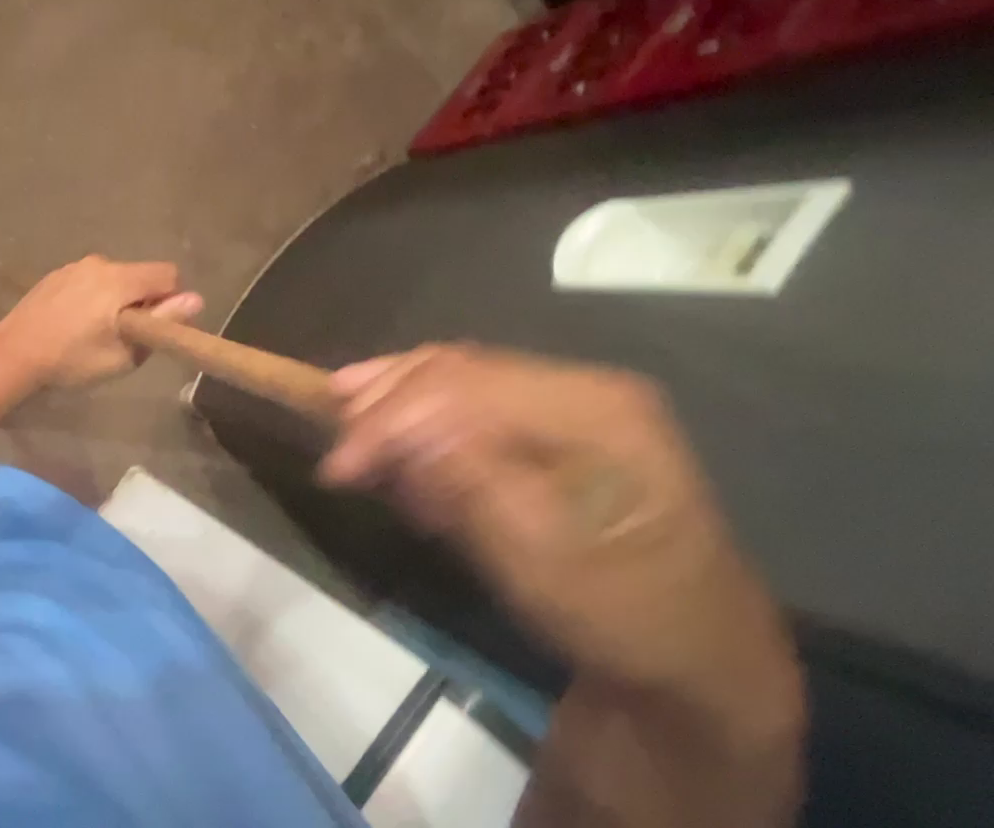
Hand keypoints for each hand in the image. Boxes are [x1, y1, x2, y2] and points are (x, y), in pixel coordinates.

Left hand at [0, 256, 203, 388]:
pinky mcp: (54, 277)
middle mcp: (98, 263)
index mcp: (120, 278)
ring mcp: (72, 267)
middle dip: (143, 302)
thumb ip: (163, 322)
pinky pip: (88, 283)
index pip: (168, 274)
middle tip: (125, 338)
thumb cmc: (72, 359)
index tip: (157, 328)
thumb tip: (196, 299)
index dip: (172, 300)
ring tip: (95, 335)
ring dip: (116, 301)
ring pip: (113, 279)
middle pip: (139, 276)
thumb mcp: (124, 351)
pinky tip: (73, 327)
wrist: (13, 355)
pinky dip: (92, 300)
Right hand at [319, 345, 796, 711]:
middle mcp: (583, 387)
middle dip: (384, 405)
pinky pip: (470, 403)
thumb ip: (469, 482)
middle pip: (456, 369)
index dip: (388, 419)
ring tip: (346, 435)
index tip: (336, 470)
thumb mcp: (541, 558)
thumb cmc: (619, 613)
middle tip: (335, 453)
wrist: (691, 658)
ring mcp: (571, 402)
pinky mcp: (554, 425)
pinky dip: (421, 421)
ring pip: (455, 378)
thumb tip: (399, 431)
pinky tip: (396, 449)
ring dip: (394, 406)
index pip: (463, 387)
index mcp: (594, 410)